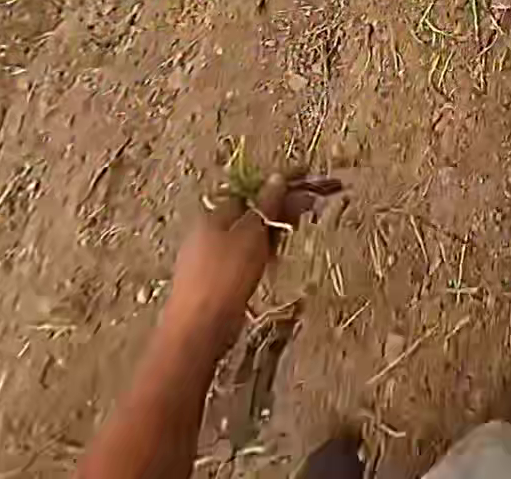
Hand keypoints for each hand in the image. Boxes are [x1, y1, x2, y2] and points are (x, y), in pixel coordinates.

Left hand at [163, 174, 340, 349]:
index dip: (281, 185)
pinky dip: (263, 251)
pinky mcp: (218, 280)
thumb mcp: (251, 233)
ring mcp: (212, 257)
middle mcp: (210, 231)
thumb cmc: (226, 276)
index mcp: (215, 214)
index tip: (307, 180)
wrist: (198, 332)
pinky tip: (276, 257)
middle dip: (282, 207)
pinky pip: (246, 254)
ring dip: (275, 229)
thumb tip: (277, 178)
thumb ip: (266, 205)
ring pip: (251, 234)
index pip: (253, 190)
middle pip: (252, 210)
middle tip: (312, 206)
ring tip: (298, 229)